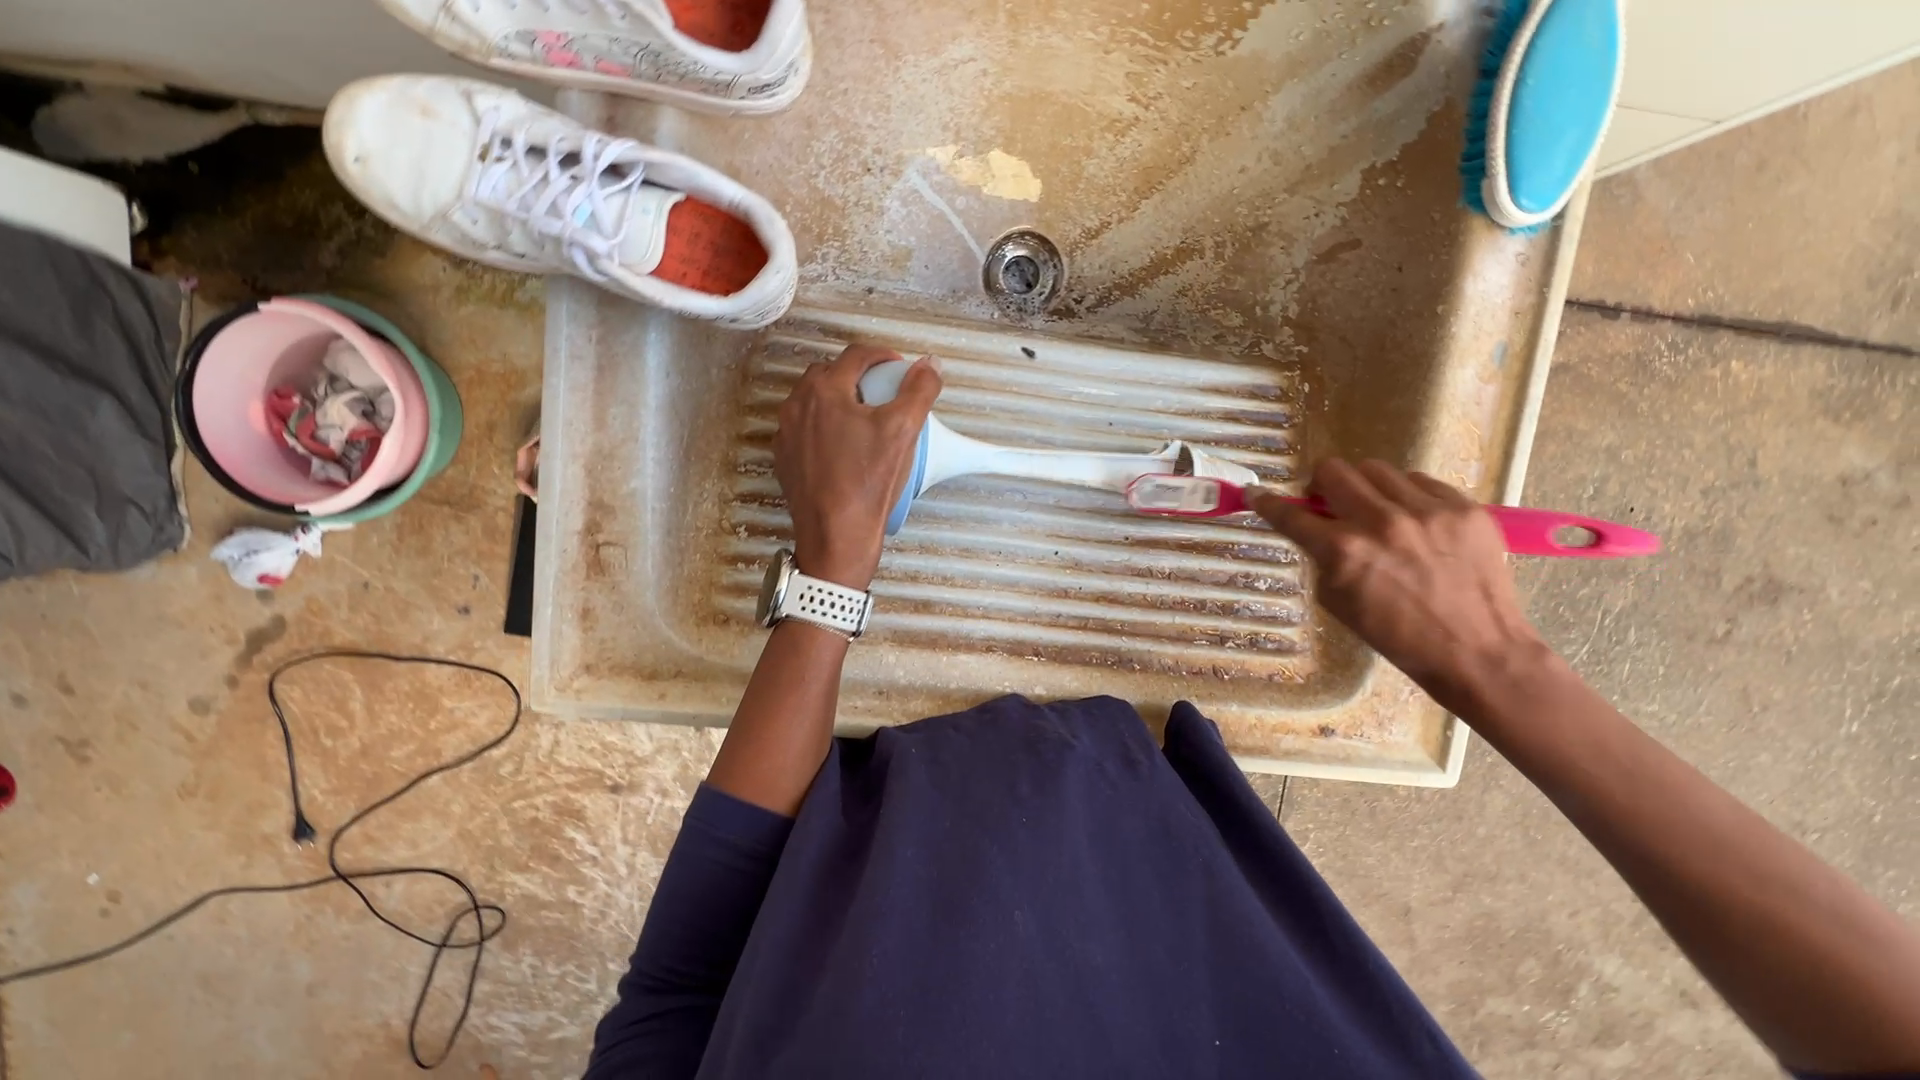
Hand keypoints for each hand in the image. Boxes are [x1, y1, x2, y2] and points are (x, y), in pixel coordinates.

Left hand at [773, 345, 940, 588]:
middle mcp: (798, 406)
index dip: (882, 355)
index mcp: (825, 390)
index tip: (898, 367)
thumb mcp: (904, 430)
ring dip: (838, 399)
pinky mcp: (785, 458)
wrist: (836, 534)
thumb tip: (930, 365)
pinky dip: (824, 427)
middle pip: (830, 374)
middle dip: (857, 376)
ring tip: (865, 418)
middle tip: (883, 392)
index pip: (857, 355)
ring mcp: (787, 433)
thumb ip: (920, 390)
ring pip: (814, 401)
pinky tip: (845, 446)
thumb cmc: (867, 483)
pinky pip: (804, 429)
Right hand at [1249, 459, 1551, 706]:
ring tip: (1376, 510)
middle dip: (1321, 485)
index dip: (1267, 503)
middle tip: (1327, 501)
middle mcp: (1381, 522)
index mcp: (1344, 552)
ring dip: (1365, 487)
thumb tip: (1319, 529)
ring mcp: (1427, 510)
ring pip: (1377, 469)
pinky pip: (1421, 481)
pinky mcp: (1463, 507)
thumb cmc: (1399, 637)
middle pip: (1333, 471)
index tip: (1256, 493)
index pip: (1291, 515)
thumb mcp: (1340, 603)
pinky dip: (1407, 496)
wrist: (1477, 650)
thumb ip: (1324, 559)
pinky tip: (1414, 521)